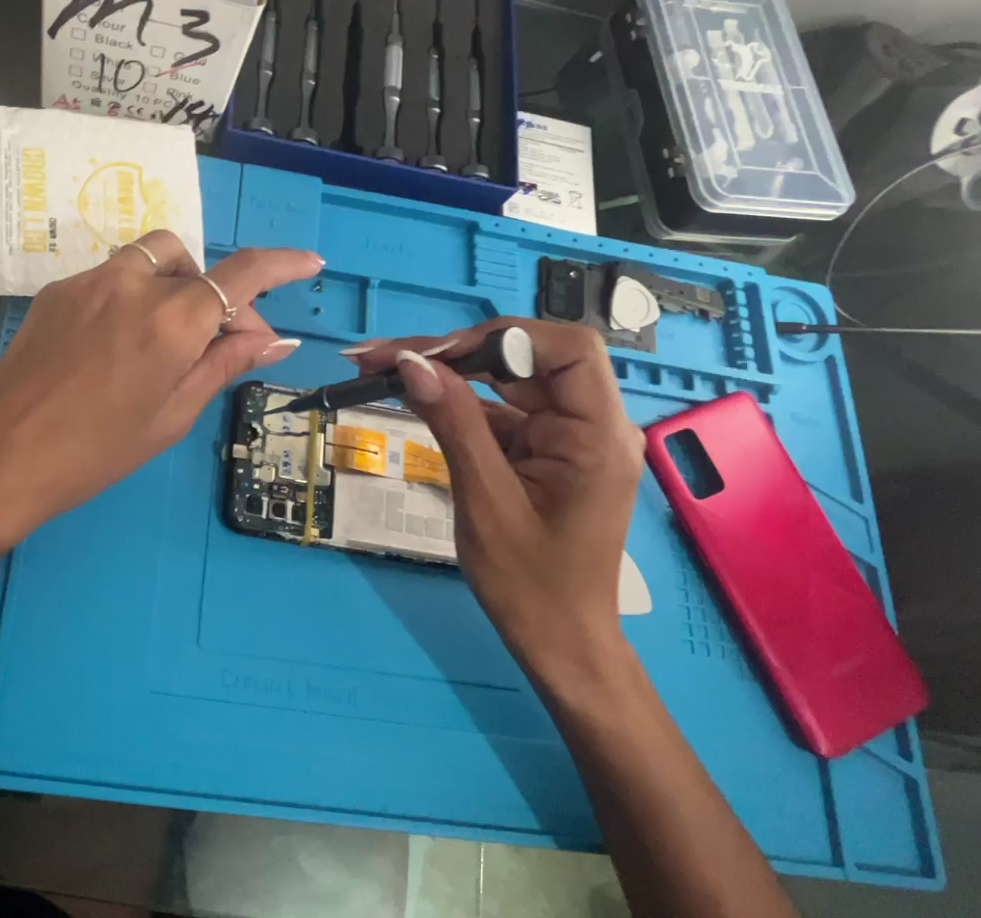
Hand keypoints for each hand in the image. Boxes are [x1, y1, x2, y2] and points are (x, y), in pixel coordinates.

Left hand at [0, 231, 322, 550]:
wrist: (2, 456)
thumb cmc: (96, 451)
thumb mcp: (172, 415)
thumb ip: (224, 365)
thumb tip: (273, 338)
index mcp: (172, 320)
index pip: (243, 274)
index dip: (282, 264)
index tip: (308, 263)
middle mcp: (133, 284)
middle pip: (193, 261)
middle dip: (216, 294)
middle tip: (220, 344)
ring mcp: (89, 281)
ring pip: (150, 258)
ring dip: (174, 284)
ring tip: (170, 337)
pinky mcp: (57, 290)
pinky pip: (112, 276)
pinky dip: (134, 295)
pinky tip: (121, 343)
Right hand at [346, 319, 643, 682]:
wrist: (557, 641)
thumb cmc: (528, 583)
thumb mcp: (483, 499)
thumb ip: (453, 423)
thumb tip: (411, 363)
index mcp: (598, 435)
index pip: (567, 349)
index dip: (500, 338)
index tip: (433, 355)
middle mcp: (592, 424)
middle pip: (529, 359)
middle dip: (455, 352)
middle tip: (384, 356)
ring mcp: (569, 436)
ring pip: (508, 381)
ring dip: (448, 375)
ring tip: (382, 369)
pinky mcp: (547, 450)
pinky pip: (502, 411)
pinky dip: (457, 404)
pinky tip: (413, 398)